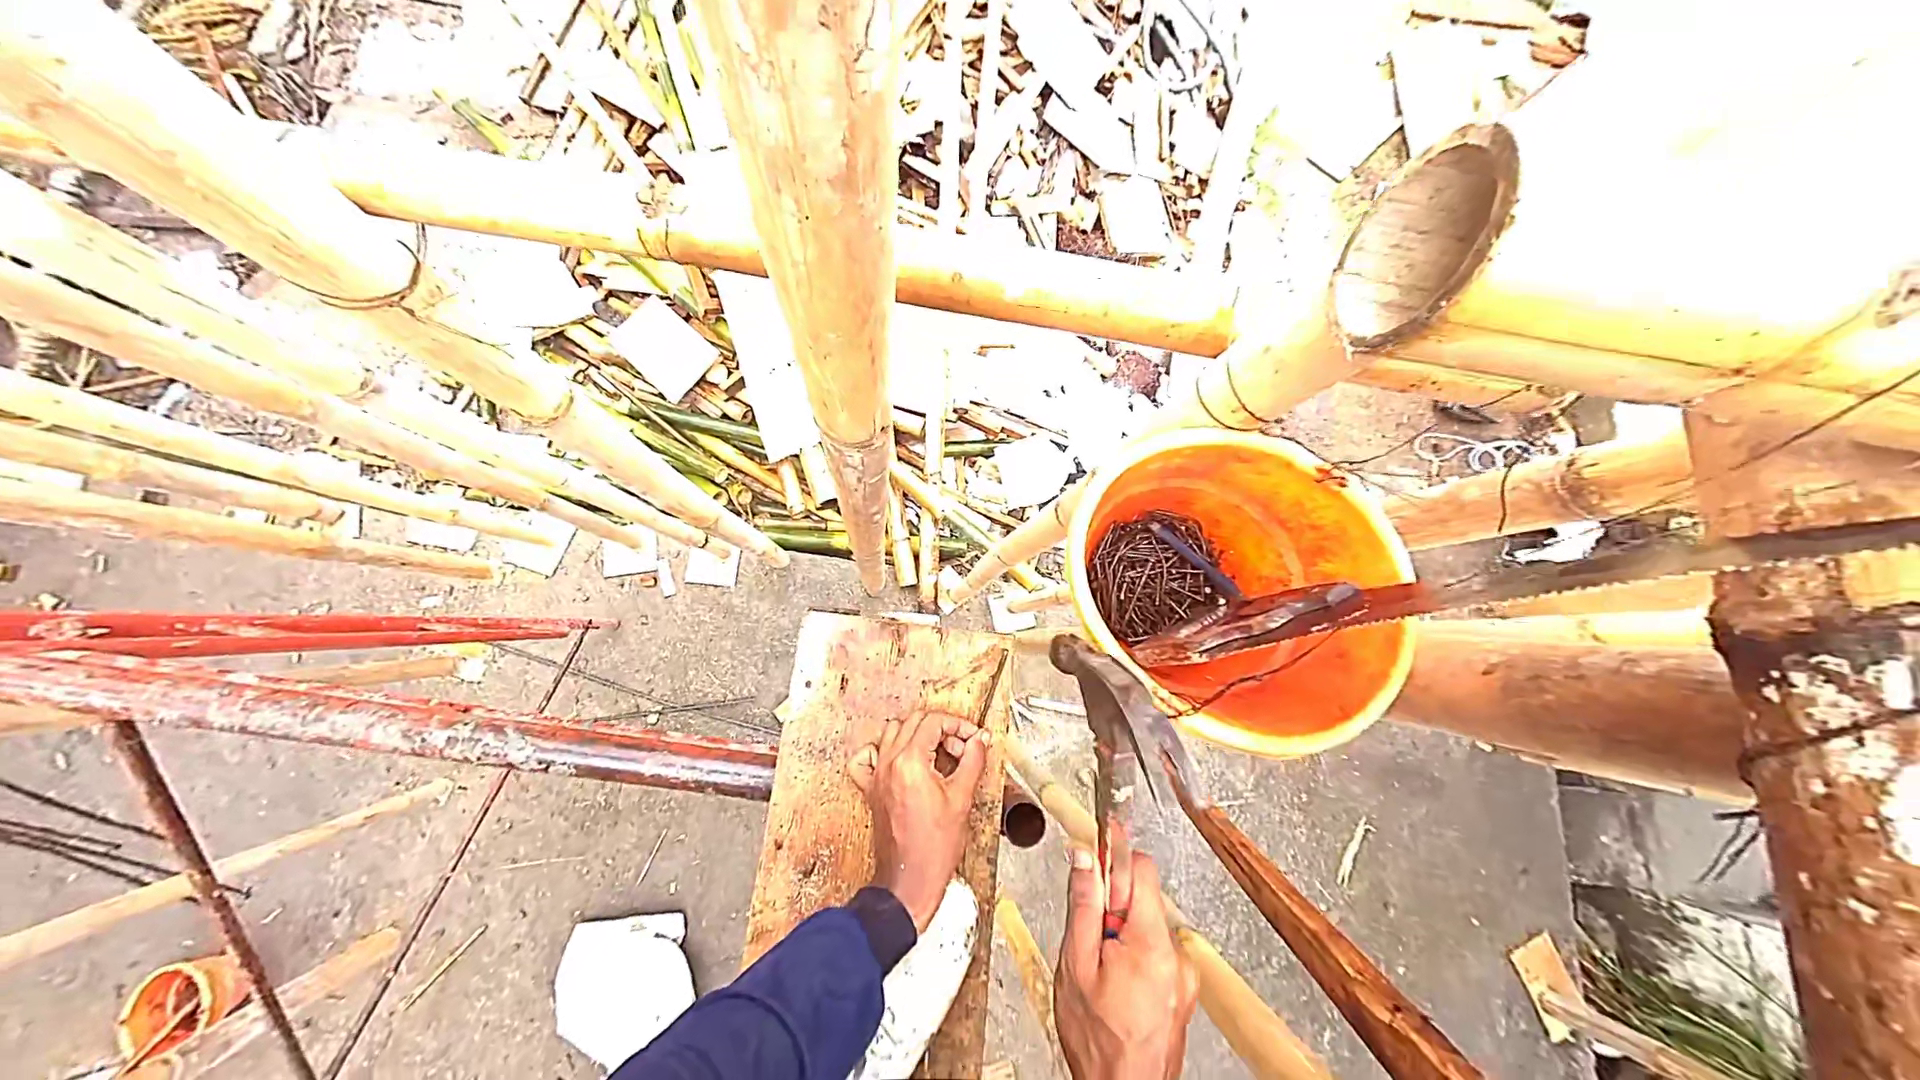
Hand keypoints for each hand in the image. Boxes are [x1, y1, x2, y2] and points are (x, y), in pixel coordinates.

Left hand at [848, 710, 990, 931]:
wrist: (908, 882)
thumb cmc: (933, 849)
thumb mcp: (962, 799)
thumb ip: (972, 761)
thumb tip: (979, 740)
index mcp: (909, 762)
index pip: (933, 721)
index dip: (959, 725)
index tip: (973, 738)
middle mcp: (888, 763)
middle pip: (914, 721)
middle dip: (942, 729)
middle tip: (961, 749)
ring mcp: (876, 775)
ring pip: (893, 732)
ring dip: (918, 735)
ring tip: (938, 755)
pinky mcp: (871, 788)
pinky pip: (867, 757)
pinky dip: (883, 750)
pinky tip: (902, 761)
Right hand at [1055, 848, 1197, 1079]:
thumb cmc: (1098, 1040)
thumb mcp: (1076, 964)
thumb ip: (1083, 904)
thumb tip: (1085, 857)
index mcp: (1151, 944)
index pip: (1140, 868)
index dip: (1115, 852)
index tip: (1100, 836)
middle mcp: (1175, 955)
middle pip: (1143, 893)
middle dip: (1112, 898)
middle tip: (1091, 926)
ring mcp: (1183, 973)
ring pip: (1147, 920)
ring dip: (1121, 927)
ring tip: (1101, 962)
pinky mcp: (1182, 986)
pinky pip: (1155, 946)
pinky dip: (1133, 950)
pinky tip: (1116, 978)